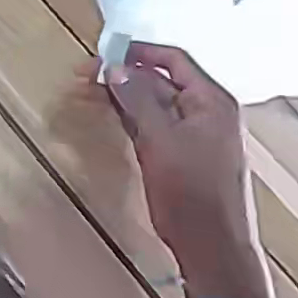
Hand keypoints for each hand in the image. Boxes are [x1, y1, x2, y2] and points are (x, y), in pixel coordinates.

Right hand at [103, 42, 250, 271]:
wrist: (212, 246)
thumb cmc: (193, 191)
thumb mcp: (161, 139)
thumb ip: (139, 100)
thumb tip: (116, 68)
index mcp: (211, 102)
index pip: (174, 60)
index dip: (139, 52)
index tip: (104, 52)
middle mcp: (204, 112)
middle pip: (160, 80)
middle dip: (124, 75)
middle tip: (85, 74)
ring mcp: (192, 135)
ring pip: (152, 103)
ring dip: (122, 95)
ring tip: (87, 90)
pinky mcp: (178, 154)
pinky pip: (151, 124)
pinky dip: (129, 115)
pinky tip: (108, 111)